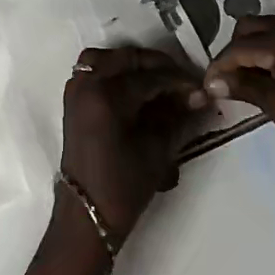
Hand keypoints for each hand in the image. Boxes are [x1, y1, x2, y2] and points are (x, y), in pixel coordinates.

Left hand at [59, 46, 204, 242]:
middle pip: (127, 59)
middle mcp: (87, 87)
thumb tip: (198, 95)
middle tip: (181, 82)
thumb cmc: (124, 186)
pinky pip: (94, 73)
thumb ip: (177, 116)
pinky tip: (137, 90)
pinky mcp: (73, 104)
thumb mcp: (157, 150)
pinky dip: (115, 73)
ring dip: (133, 65)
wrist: (86, 215)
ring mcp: (76, 94)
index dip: (180, 81)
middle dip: (157, 67)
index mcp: (107, 97)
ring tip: (158, 81)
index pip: (151, 77)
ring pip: (106, 60)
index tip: (200, 88)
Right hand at [202, 16, 274, 174]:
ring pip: (271, 31)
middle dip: (234, 50)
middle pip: (252, 26)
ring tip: (246, 82)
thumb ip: (243, 86)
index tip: (207, 88)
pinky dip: (273, 53)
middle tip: (227, 82)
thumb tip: (213, 82)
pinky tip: (271, 78)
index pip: (238, 45)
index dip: (218, 66)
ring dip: (253, 50)